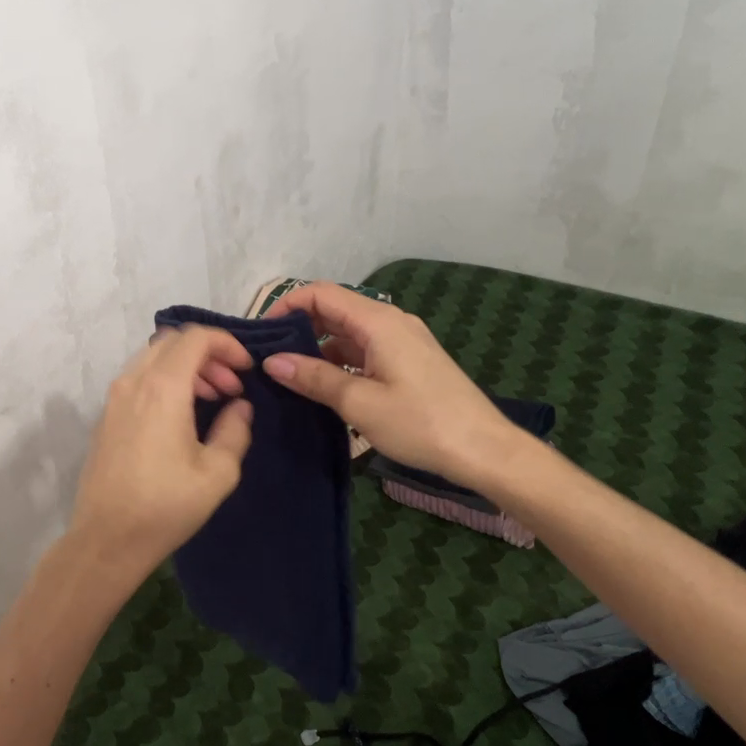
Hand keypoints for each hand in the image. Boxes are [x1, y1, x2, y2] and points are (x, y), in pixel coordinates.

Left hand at [68, 325, 254, 580]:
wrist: (107, 538)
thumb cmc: (166, 506)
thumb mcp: (217, 473)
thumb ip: (235, 430)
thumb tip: (239, 407)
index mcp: (163, 388)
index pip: (195, 337)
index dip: (226, 344)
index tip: (246, 369)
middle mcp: (133, 382)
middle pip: (173, 341)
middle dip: (208, 354)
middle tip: (231, 387)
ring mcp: (114, 397)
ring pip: (153, 358)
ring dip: (185, 367)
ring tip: (210, 399)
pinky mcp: (106, 415)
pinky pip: (138, 378)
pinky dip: (164, 380)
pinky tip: (181, 415)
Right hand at [262, 282, 523, 485]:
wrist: (484, 451)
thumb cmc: (421, 423)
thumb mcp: (359, 403)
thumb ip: (314, 378)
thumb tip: (272, 361)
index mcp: (379, 322)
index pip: (321, 293)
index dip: (287, 306)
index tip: (260, 334)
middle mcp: (391, 322)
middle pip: (334, 310)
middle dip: (299, 327)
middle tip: (267, 356)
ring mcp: (403, 342)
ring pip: (348, 332)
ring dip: (317, 347)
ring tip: (288, 375)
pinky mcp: (409, 362)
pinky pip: (364, 350)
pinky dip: (339, 361)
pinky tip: (323, 387)